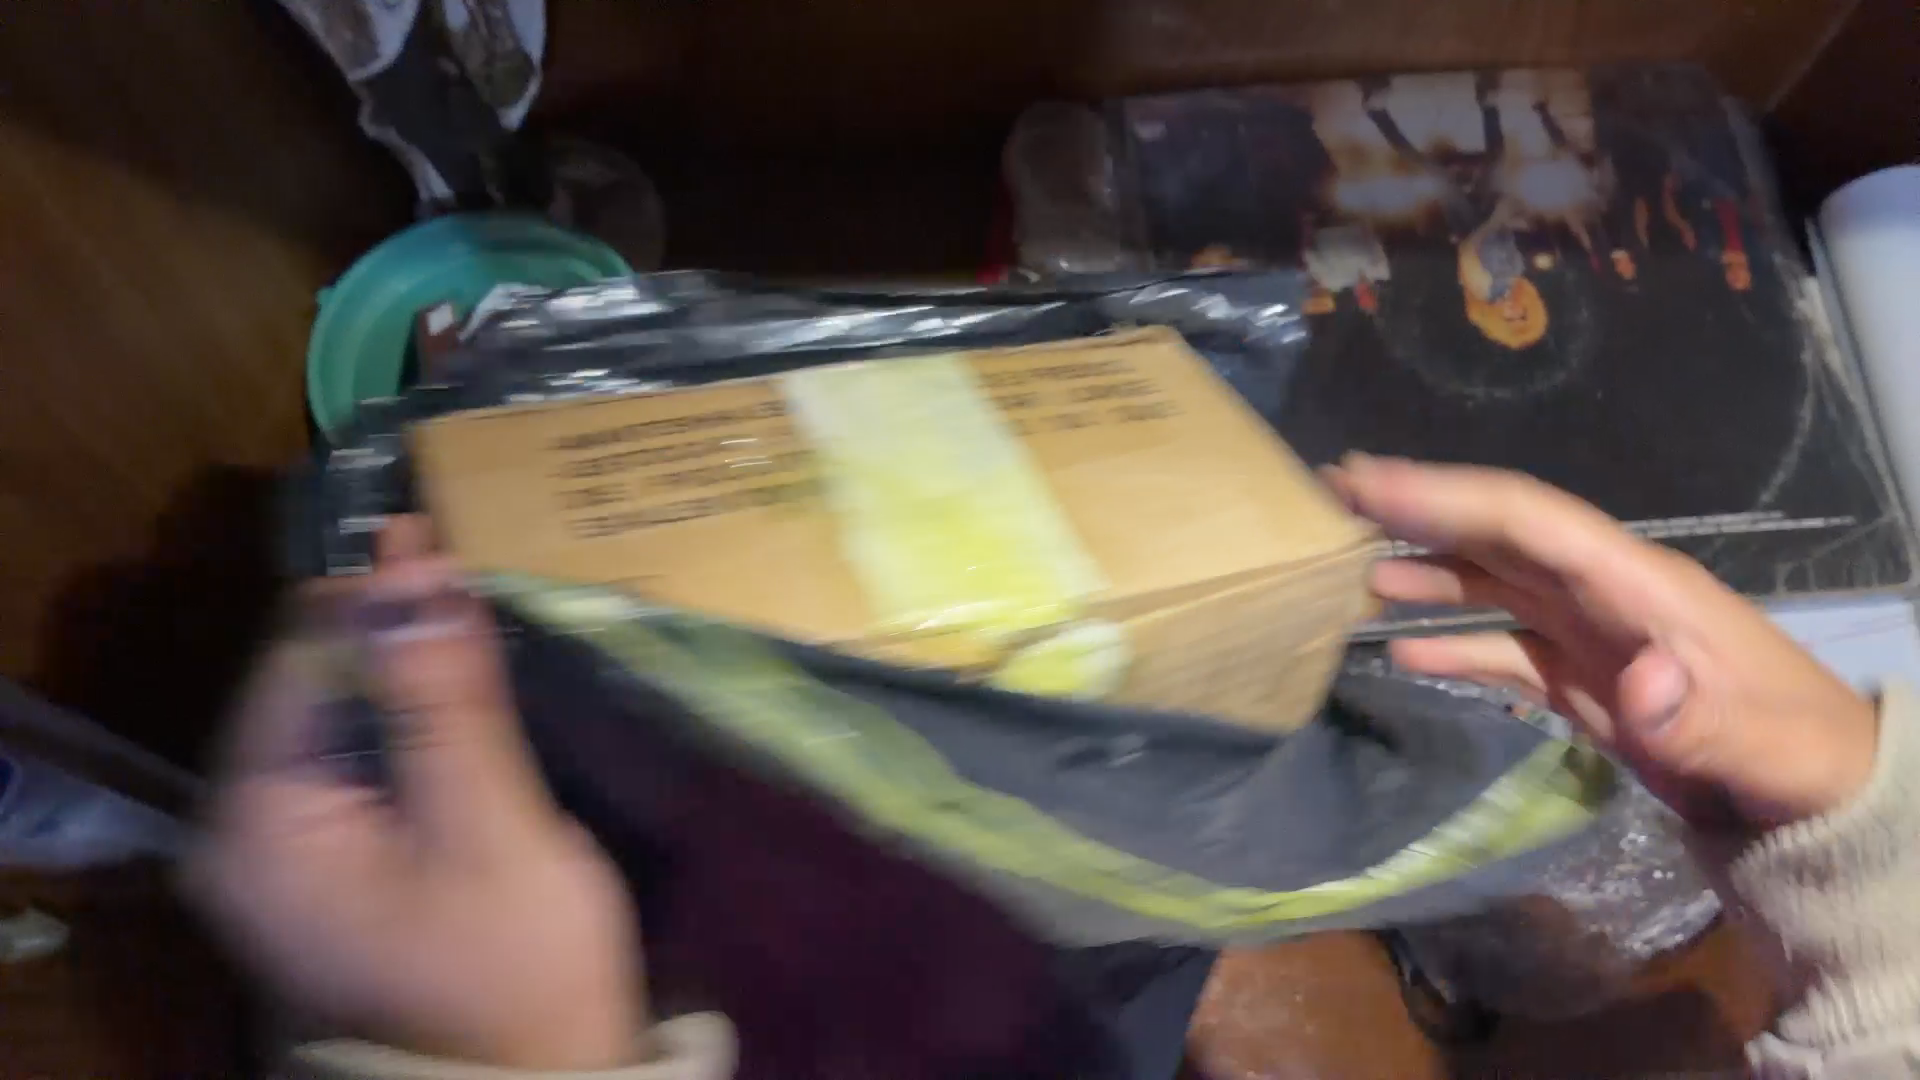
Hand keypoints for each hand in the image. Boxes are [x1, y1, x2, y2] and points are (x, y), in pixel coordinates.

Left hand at [187, 518, 647, 1068]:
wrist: (537, 1077)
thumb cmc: (514, 960)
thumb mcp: (489, 825)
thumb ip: (448, 700)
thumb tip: (415, 567)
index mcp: (265, 818)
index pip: (305, 652)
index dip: (377, 587)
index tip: (450, 526)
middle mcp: (261, 821)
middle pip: (327, 675)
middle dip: (403, 617)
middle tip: (486, 566)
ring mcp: (309, 839)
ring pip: (363, 704)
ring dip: (425, 654)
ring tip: (495, 603)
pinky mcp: (359, 848)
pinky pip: (387, 742)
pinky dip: (437, 700)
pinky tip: (488, 679)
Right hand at [1323, 455, 1878, 829]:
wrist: (1822, 796)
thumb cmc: (1802, 759)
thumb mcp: (1769, 743)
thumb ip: (1704, 716)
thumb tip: (1642, 684)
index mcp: (1633, 582)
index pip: (1523, 520)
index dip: (1443, 497)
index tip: (1369, 484)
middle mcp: (1594, 589)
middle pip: (1490, 533)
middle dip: (1414, 506)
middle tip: (1338, 489)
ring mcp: (1580, 629)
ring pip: (1484, 581)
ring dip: (1420, 568)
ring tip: (1353, 566)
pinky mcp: (1571, 671)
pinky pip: (1495, 645)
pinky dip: (1447, 645)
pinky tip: (1402, 653)